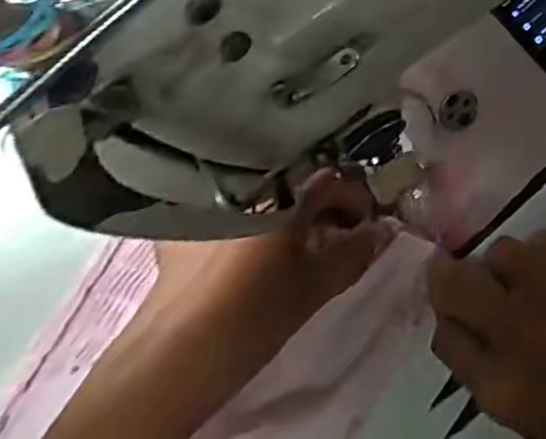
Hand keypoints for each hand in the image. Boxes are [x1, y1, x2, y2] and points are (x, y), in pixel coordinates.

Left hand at [152, 168, 392, 336]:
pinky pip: (231, 215)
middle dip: (325, 205)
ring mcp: (205, 207)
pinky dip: (253, 227)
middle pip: (297, 182)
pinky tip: (257, 257)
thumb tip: (381, 231)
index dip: (358, 198)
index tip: (368, 221)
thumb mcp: (316, 286)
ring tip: (301, 248)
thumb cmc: (250, 315)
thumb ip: (356, 251)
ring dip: (289, 215)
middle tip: (340, 233)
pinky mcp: (178, 234)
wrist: (164, 368)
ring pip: (263, 198)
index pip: (334, 177)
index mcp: (278, 189)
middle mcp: (241, 186)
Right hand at [427, 231, 545, 438]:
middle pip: (454, 285)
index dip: (447, 325)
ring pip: (497, 252)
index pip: (446, 342)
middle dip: (448, 277)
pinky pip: (540, 237)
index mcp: (502, 388)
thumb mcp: (544, 420)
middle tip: (455, 273)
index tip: (455, 316)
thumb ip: (503, 381)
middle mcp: (513, 329)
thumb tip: (483, 344)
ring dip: (502, 263)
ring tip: (521, 274)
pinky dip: (540, 250)